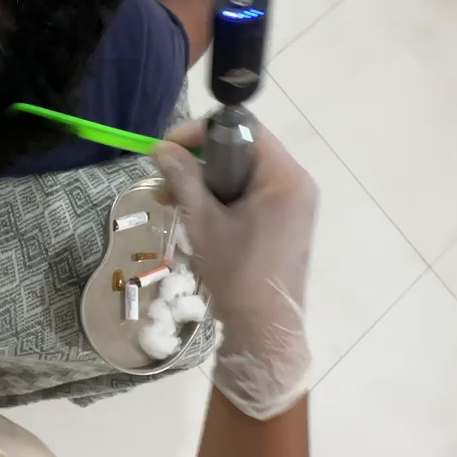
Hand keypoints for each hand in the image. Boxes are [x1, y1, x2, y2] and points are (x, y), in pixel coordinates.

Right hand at [152, 119, 318, 418]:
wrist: (264, 327)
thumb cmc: (236, 272)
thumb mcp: (202, 221)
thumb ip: (183, 177)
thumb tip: (161, 148)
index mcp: (284, 178)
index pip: (242, 129)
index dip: (201, 132)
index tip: (167, 148)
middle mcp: (295, 182)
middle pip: (241, 149)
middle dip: (198, 159)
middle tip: (165, 178)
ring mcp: (293, 202)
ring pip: (241, 171)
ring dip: (204, 180)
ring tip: (171, 200)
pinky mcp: (285, 219)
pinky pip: (249, 191)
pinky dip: (220, 196)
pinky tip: (194, 213)